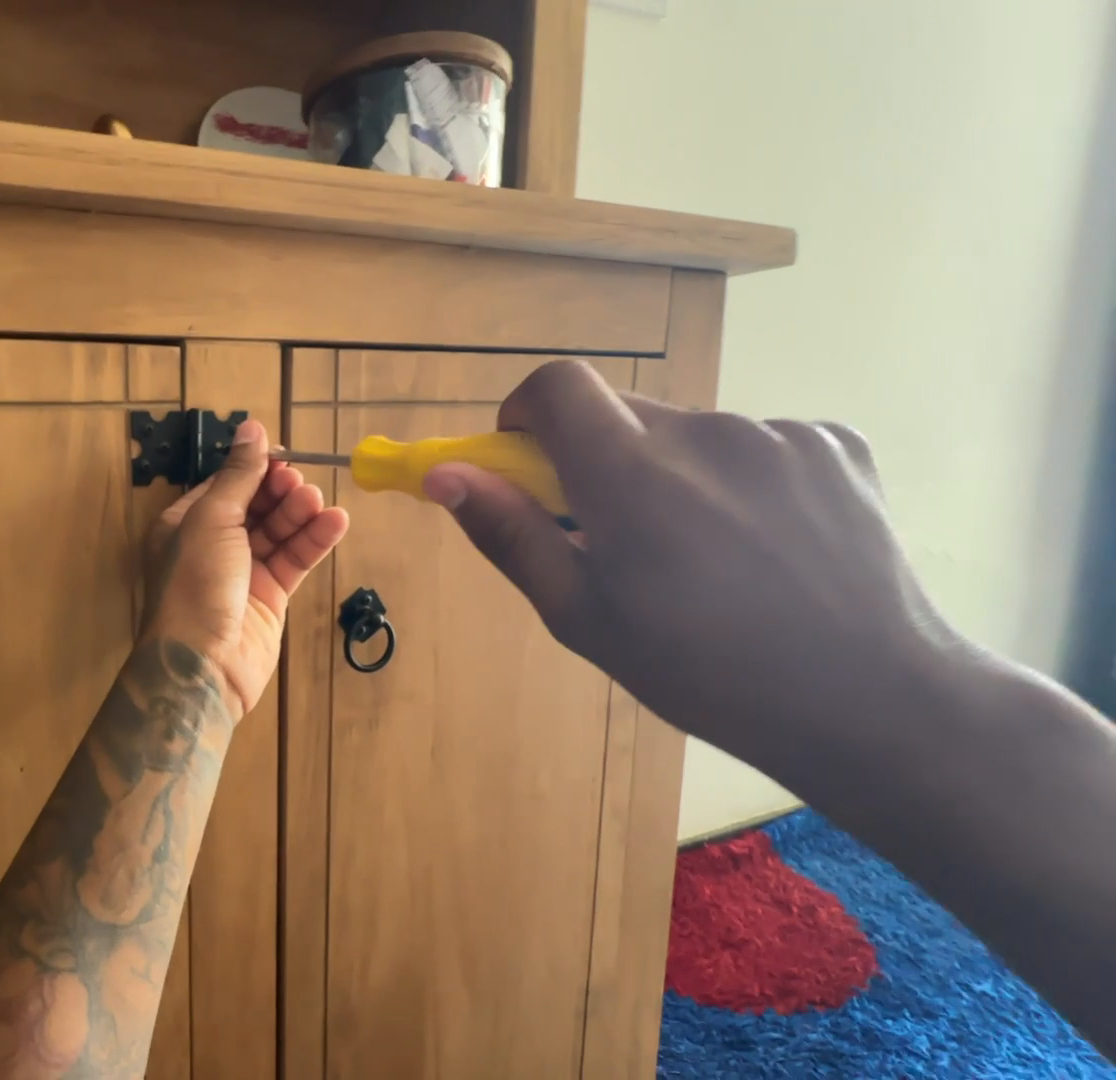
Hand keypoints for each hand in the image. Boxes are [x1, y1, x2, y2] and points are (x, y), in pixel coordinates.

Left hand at [141, 419, 349, 715]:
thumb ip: (238, 475)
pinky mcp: (270, 597)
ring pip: (278, 532)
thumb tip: (252, 427)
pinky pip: (295, 560)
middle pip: (255, 506)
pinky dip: (314, 541)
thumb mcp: (212, 518)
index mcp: (186, 523)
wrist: (204, 663)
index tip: (284, 458)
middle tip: (301, 485)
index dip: (254, 470)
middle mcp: (213, 545)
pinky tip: (336, 522)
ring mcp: (243, 572)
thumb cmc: (196, 581)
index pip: (225, 486)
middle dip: (280, 492)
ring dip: (300, 514)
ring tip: (320, 502)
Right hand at [420, 360, 961, 761]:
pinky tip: (759, 541)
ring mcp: (779, 432)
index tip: (526, 462)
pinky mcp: (836, 443)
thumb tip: (444, 475)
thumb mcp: (581, 615)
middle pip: (617, 409)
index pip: (557, 384)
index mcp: (632, 473)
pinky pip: (750, 440)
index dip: (525, 411)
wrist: (875, 702)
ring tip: (698, 552)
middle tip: (609, 533)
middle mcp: (705, 431)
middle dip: (592, 456)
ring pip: (684, 429)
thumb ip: (509, 533)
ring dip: (664, 470)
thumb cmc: (701, 670)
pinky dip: (730, 476)